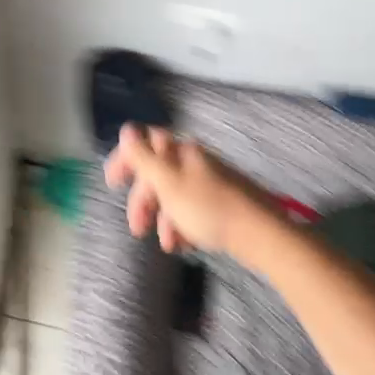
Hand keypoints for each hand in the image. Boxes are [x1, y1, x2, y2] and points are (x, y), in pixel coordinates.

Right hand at [102, 123, 279, 253]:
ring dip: (164, 219)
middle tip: (137, 227)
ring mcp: (211, 183)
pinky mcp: (224, 204)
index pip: (145, 143)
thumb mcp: (167, 182)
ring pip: (174, 197)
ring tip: (167, 244)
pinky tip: (186, 244)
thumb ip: (143, 156)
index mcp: (180, 152)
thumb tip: (126, 130)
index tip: (113, 182)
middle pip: (158, 174)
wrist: (261, 235)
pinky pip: (193, 211)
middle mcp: (194, 162)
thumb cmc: (207, 208)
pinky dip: (184, 226)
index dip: (125, 159)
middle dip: (144, 201)